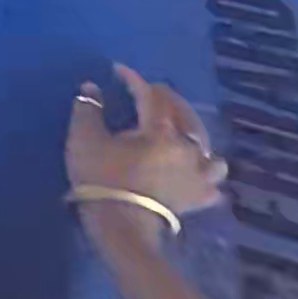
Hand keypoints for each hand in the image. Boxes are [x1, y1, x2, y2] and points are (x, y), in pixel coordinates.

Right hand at [67, 62, 227, 237]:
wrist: (120, 228)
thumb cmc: (101, 176)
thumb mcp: (85, 137)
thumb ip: (89, 108)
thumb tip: (93, 88)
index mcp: (160, 132)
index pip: (150, 97)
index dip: (134, 80)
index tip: (118, 70)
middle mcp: (188, 150)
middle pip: (184, 115)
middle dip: (166, 99)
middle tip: (149, 90)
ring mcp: (199, 177)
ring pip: (207, 147)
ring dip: (192, 131)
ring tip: (178, 128)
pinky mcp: (199, 199)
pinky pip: (212, 179)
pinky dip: (205, 168)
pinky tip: (195, 167)